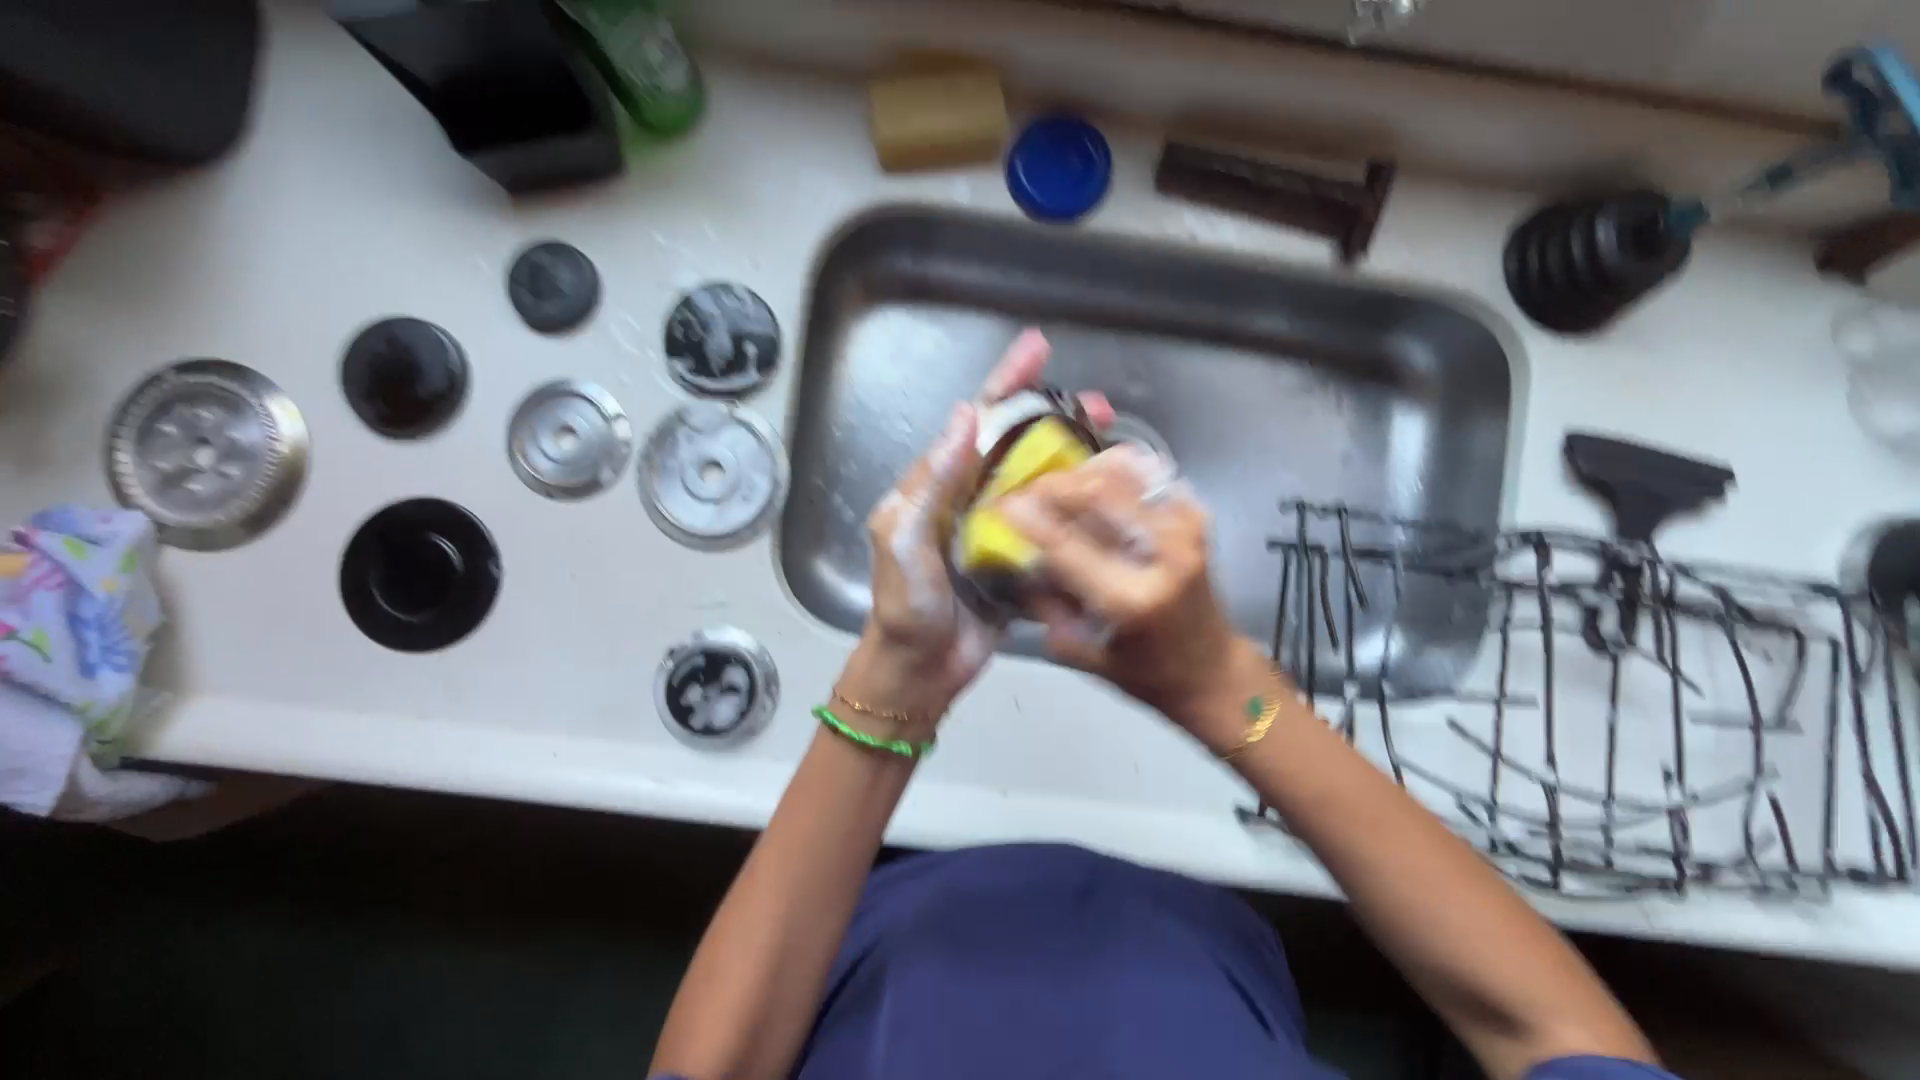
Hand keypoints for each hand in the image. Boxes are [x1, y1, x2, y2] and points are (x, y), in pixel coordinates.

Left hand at [845, 329, 1112, 731]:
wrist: (920, 670)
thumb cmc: (904, 606)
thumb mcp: (904, 540)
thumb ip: (931, 482)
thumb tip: (963, 417)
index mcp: (937, 485)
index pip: (974, 423)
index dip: (1005, 384)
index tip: (1037, 349)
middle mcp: (969, 498)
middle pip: (1016, 445)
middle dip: (1054, 417)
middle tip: (1099, 403)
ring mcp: (997, 529)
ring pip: (1040, 481)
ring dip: (1074, 458)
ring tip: (1112, 441)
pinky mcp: (1018, 561)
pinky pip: (1052, 526)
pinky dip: (1078, 508)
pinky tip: (1107, 498)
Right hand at [995, 449, 1274, 748]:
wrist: (1212, 669)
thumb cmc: (1145, 673)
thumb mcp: (1083, 654)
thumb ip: (1047, 608)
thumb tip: (1016, 560)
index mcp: (1133, 599)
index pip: (1069, 545)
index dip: (1029, 519)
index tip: (999, 504)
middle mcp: (1165, 555)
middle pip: (1098, 492)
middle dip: (1053, 485)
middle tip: (1026, 491)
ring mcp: (1186, 527)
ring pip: (1123, 470)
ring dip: (1082, 473)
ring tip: (1058, 489)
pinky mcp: (1195, 514)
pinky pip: (1146, 472)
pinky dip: (1113, 469)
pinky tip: (1093, 483)